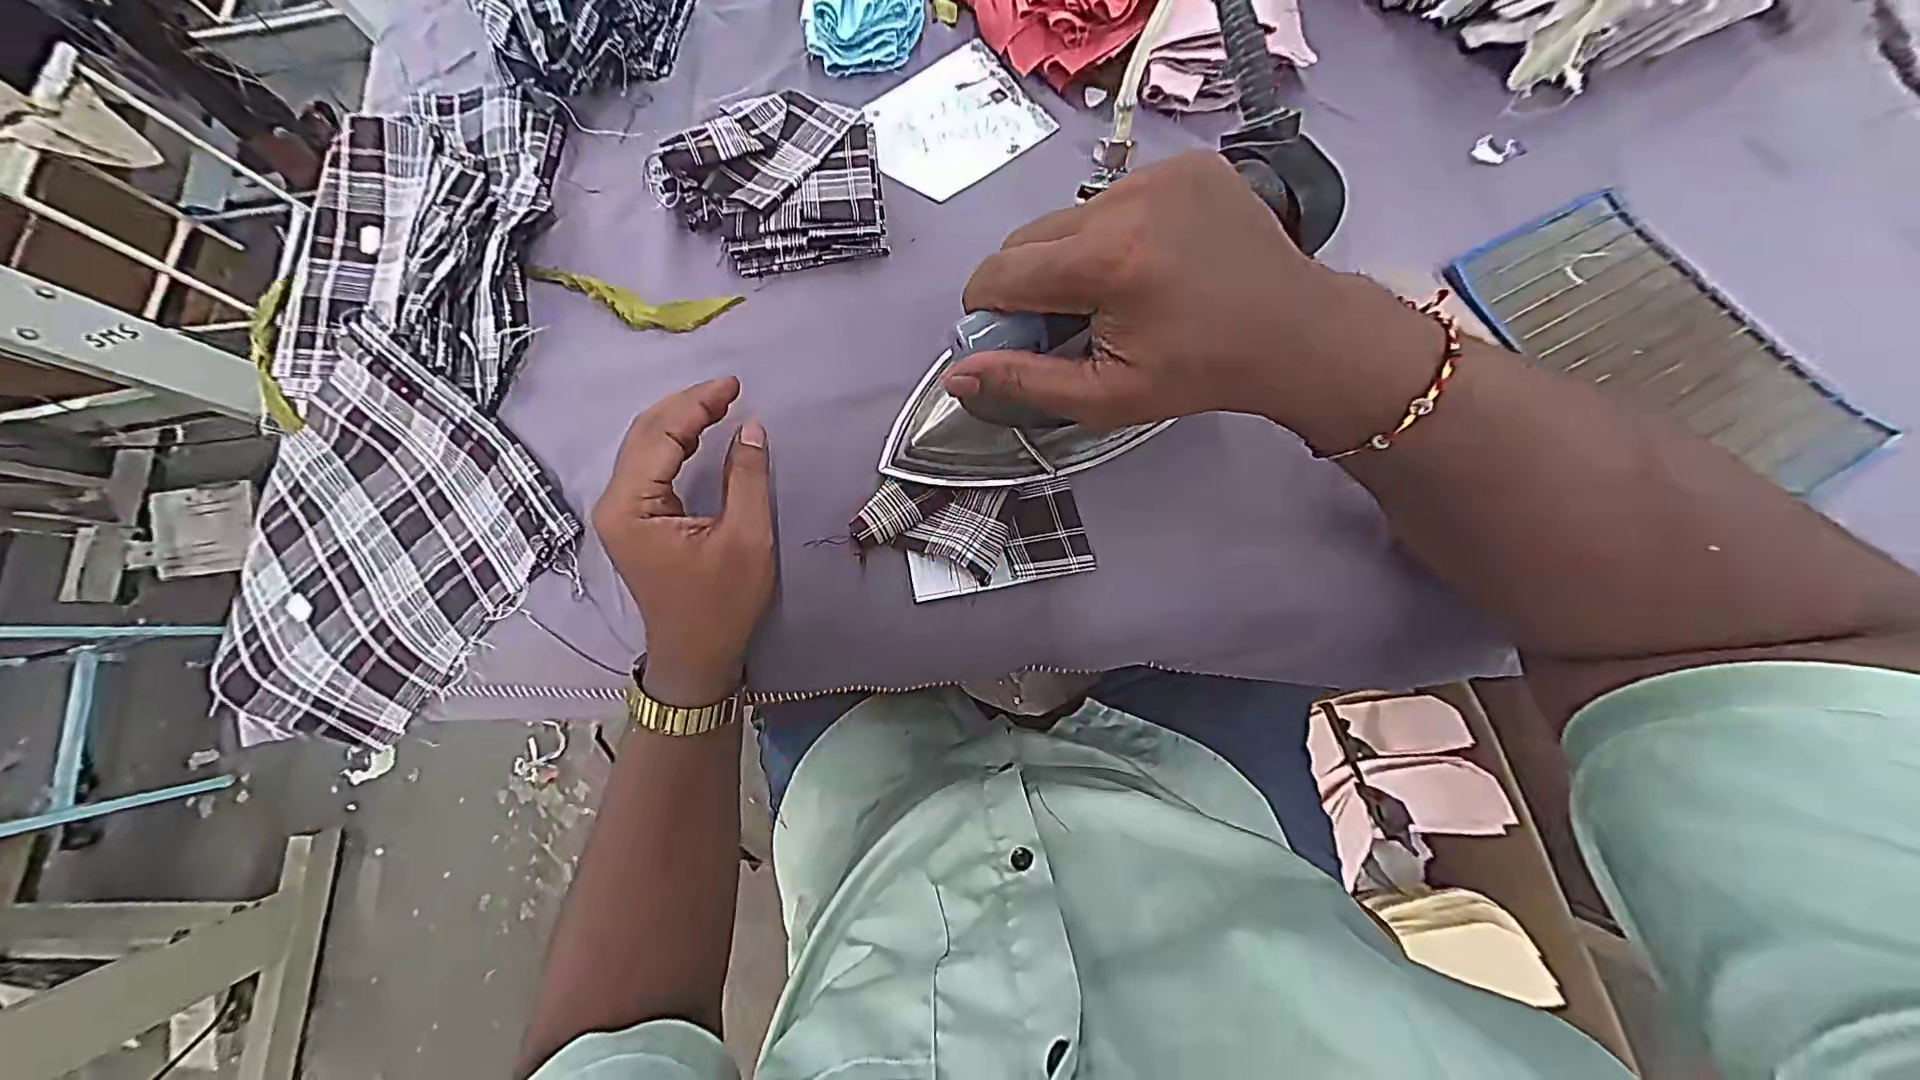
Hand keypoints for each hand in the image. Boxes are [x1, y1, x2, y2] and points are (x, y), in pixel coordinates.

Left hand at [593, 377, 773, 706]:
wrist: (696, 654)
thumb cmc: (722, 604)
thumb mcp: (747, 540)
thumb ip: (748, 479)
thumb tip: (750, 429)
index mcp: (632, 507)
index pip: (660, 435)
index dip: (696, 403)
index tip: (734, 385)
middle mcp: (615, 504)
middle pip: (645, 434)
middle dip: (687, 405)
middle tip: (730, 389)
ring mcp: (621, 512)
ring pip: (645, 447)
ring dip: (681, 420)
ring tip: (720, 403)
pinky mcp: (634, 520)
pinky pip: (651, 467)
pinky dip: (677, 443)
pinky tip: (701, 434)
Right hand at [945, 152, 1445, 454]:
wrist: (1292, 333)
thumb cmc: (1200, 374)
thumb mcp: (1105, 396)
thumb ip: (1024, 382)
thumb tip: (957, 376)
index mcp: (1107, 261)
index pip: (1000, 272)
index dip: (988, 309)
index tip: (1008, 334)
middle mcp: (1127, 200)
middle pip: (1027, 240)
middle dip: (1028, 286)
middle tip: (1067, 322)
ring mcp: (1159, 174)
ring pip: (1066, 218)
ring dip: (1068, 259)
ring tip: (1112, 295)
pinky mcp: (1183, 164)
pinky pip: (1110, 198)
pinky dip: (1108, 233)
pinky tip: (1144, 265)